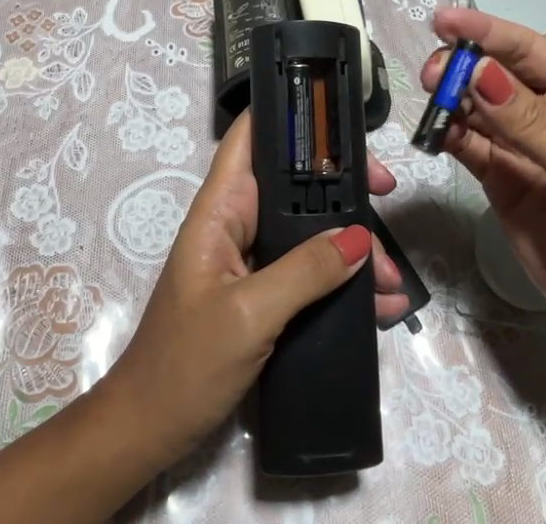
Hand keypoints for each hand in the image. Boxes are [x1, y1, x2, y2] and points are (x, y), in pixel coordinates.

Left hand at [98, 111, 408, 463]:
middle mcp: (236, 226)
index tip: (344, 125)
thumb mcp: (250, 313)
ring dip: (353, 249)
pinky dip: (346, 286)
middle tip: (387, 198)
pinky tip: (382, 308)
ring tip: (393, 280)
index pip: (248, 139)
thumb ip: (305, 271)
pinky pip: (312, 276)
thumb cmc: (187, 363)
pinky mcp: (264, 297)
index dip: (291, 117)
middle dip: (342, 190)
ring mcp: (251, 263)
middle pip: (293, 184)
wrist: (153, 428)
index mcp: (218, 211)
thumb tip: (362, 238)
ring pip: (310, 233)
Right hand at [420, 7, 545, 357]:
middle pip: (501, 79)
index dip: (490, 33)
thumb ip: (531, 125)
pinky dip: (449, 138)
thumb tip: (480, 72)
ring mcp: (528, 154)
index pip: (535, 55)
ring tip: (427, 99)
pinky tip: (432, 132)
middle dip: (465, 69)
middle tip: (432, 73)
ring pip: (479, 112)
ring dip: (452, 102)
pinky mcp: (505, 186)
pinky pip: (471, 150)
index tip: (445, 21)